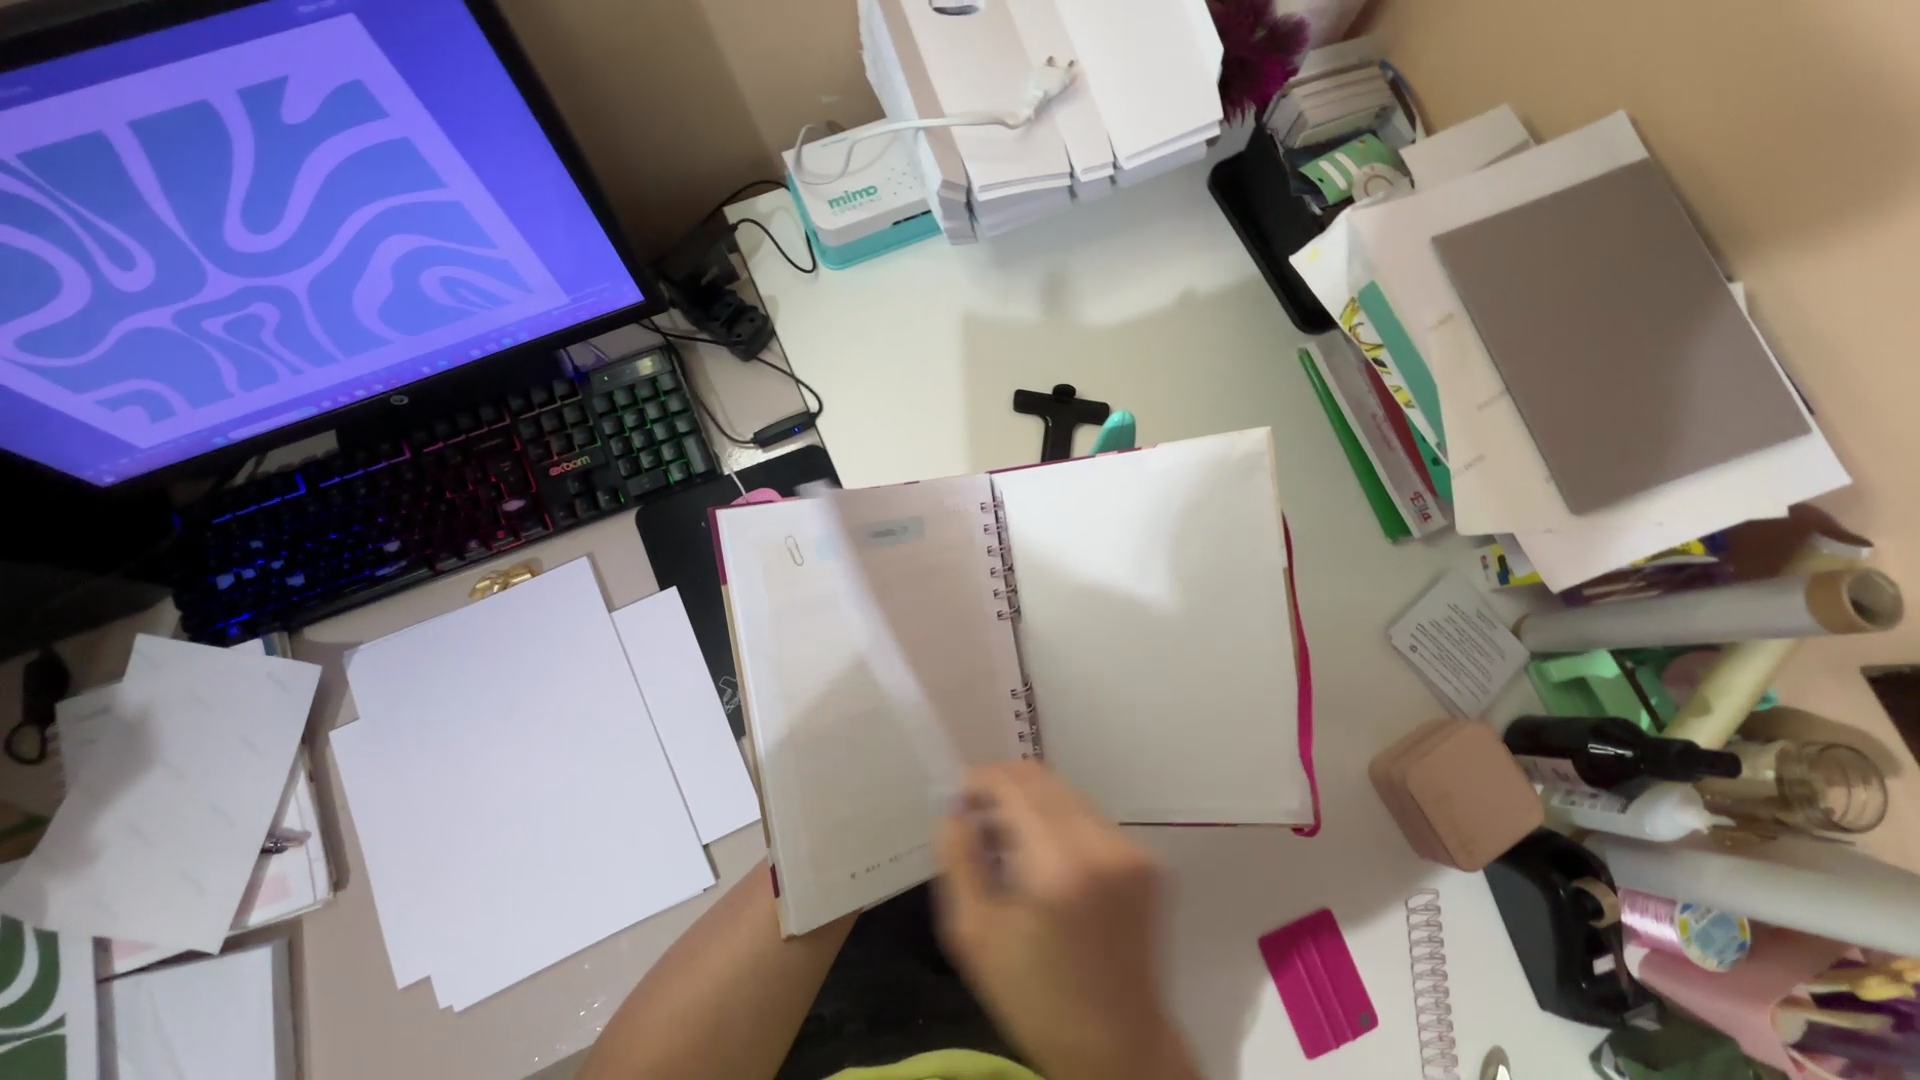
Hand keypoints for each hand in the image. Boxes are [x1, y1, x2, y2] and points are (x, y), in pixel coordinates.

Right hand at [935, 761, 1199, 1079]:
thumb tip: (954, 811)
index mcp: (1059, 864)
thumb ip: (958, 859)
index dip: (980, 780)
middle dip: (1003, 788)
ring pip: (1068, 795)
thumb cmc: (1034, 998)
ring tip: (1007, 846)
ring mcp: (1132, 851)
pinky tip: (1043, 863)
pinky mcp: (1148, 862)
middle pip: (1044, 780)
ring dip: (1032, 806)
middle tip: (976, 819)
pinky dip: (1060, 825)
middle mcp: (1103, 845)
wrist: (1117, 1045)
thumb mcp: (973, 934)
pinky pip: (1091, 820)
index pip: (1016, 784)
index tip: (958, 800)